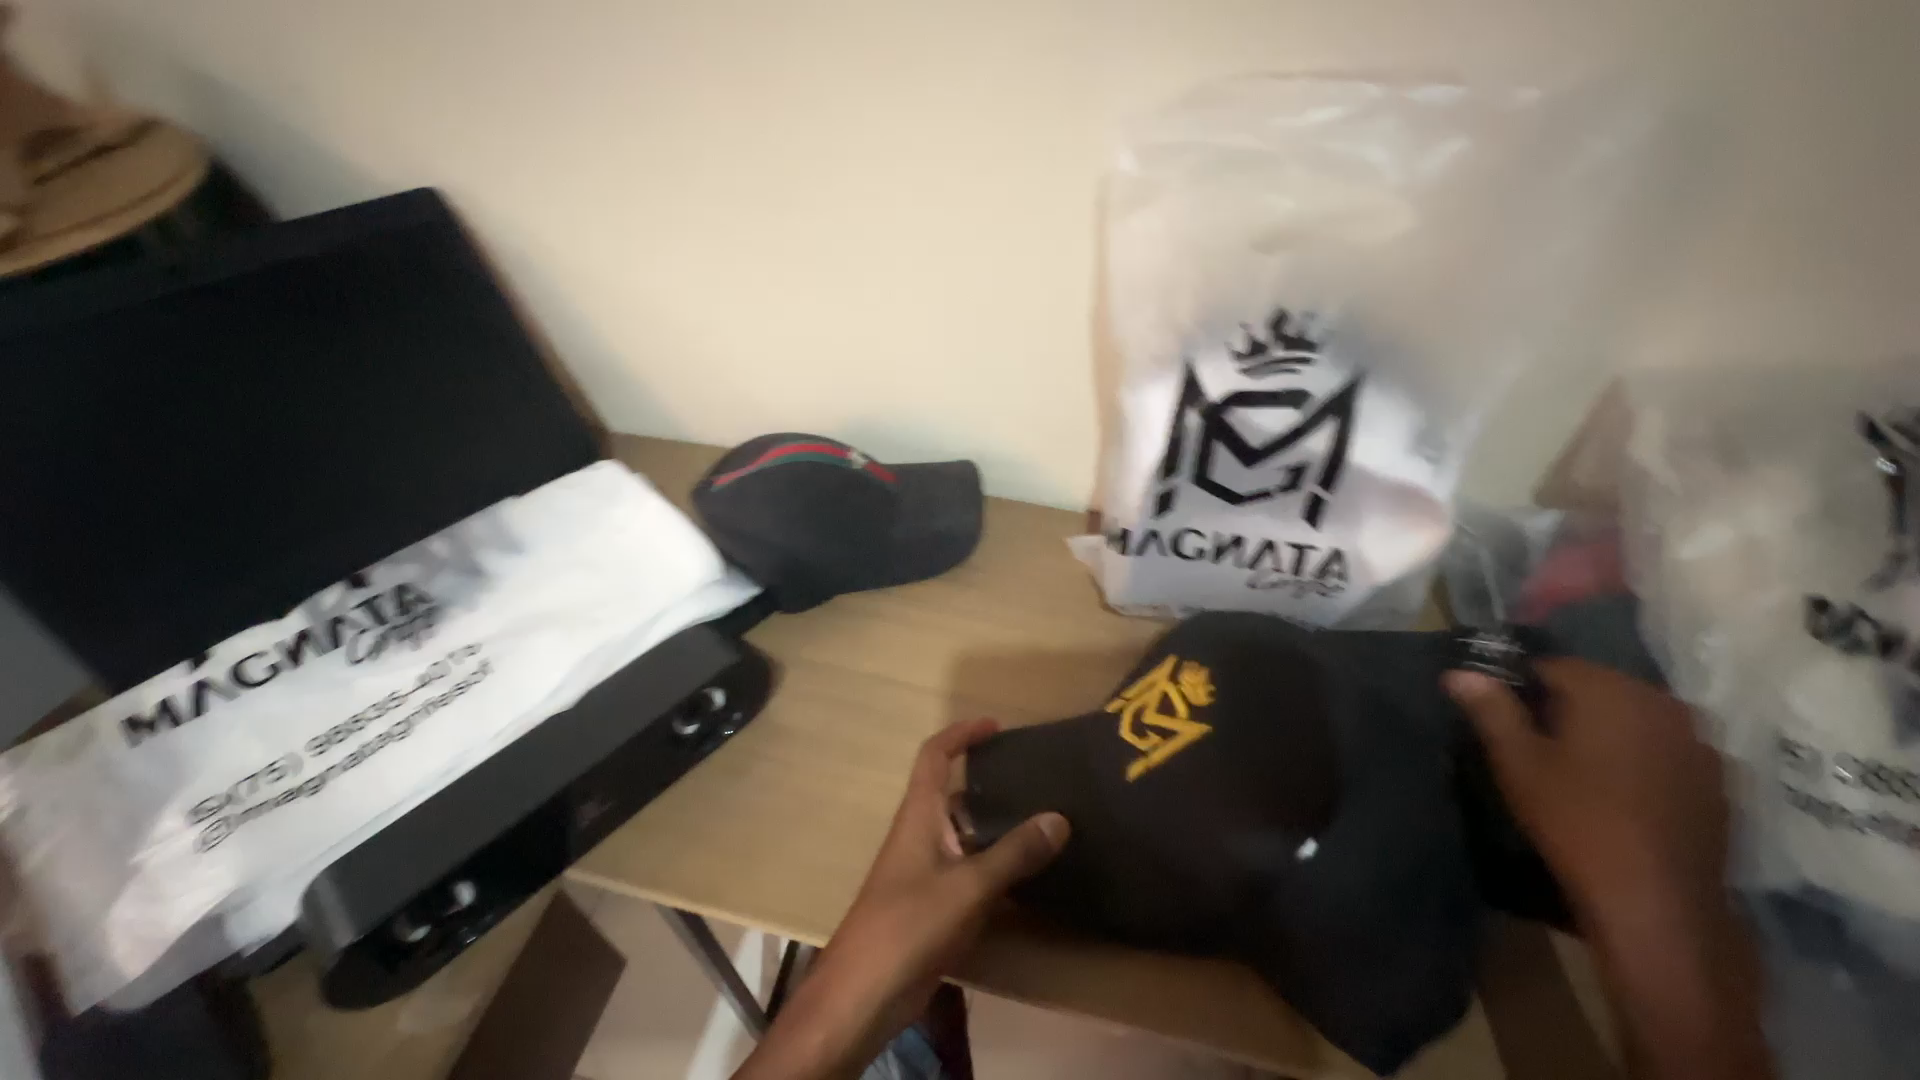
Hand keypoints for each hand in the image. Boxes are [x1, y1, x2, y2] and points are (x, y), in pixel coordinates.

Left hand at [735, 718, 1068, 1079]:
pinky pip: (970, 870)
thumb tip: (1059, 817)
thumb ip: (1014, 854)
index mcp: (919, 814)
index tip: (996, 726)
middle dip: (991, 782)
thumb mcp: (968, 887)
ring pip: (966, 834)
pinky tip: (1030, 876)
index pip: (935, 756)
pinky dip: (996, 865)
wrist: (864, 992)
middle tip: (1038, 780)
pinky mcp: (933, 904)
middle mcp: (921, 834)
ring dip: (998, 826)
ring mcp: (926, 870)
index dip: (961, 734)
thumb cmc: (909, 924)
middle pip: (955, 793)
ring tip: (1046, 821)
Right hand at [1445, 660, 1773, 1079]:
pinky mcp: (1718, 779)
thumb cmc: (1575, 820)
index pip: (1554, 666)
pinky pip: (1664, 749)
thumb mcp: (1517, 763)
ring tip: (1575, 768)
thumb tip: (1459, 671)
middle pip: (1598, 688)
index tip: (1501, 717)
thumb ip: (1489, 710)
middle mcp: (1664, 703)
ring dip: (1604, 730)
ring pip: (1634, 718)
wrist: (1656, 901)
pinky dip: (1638, 756)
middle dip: (1564, 706)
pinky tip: (1618, 791)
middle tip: (1532, 743)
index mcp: (1612, 691)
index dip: (1520, 686)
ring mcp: (1699, 742)